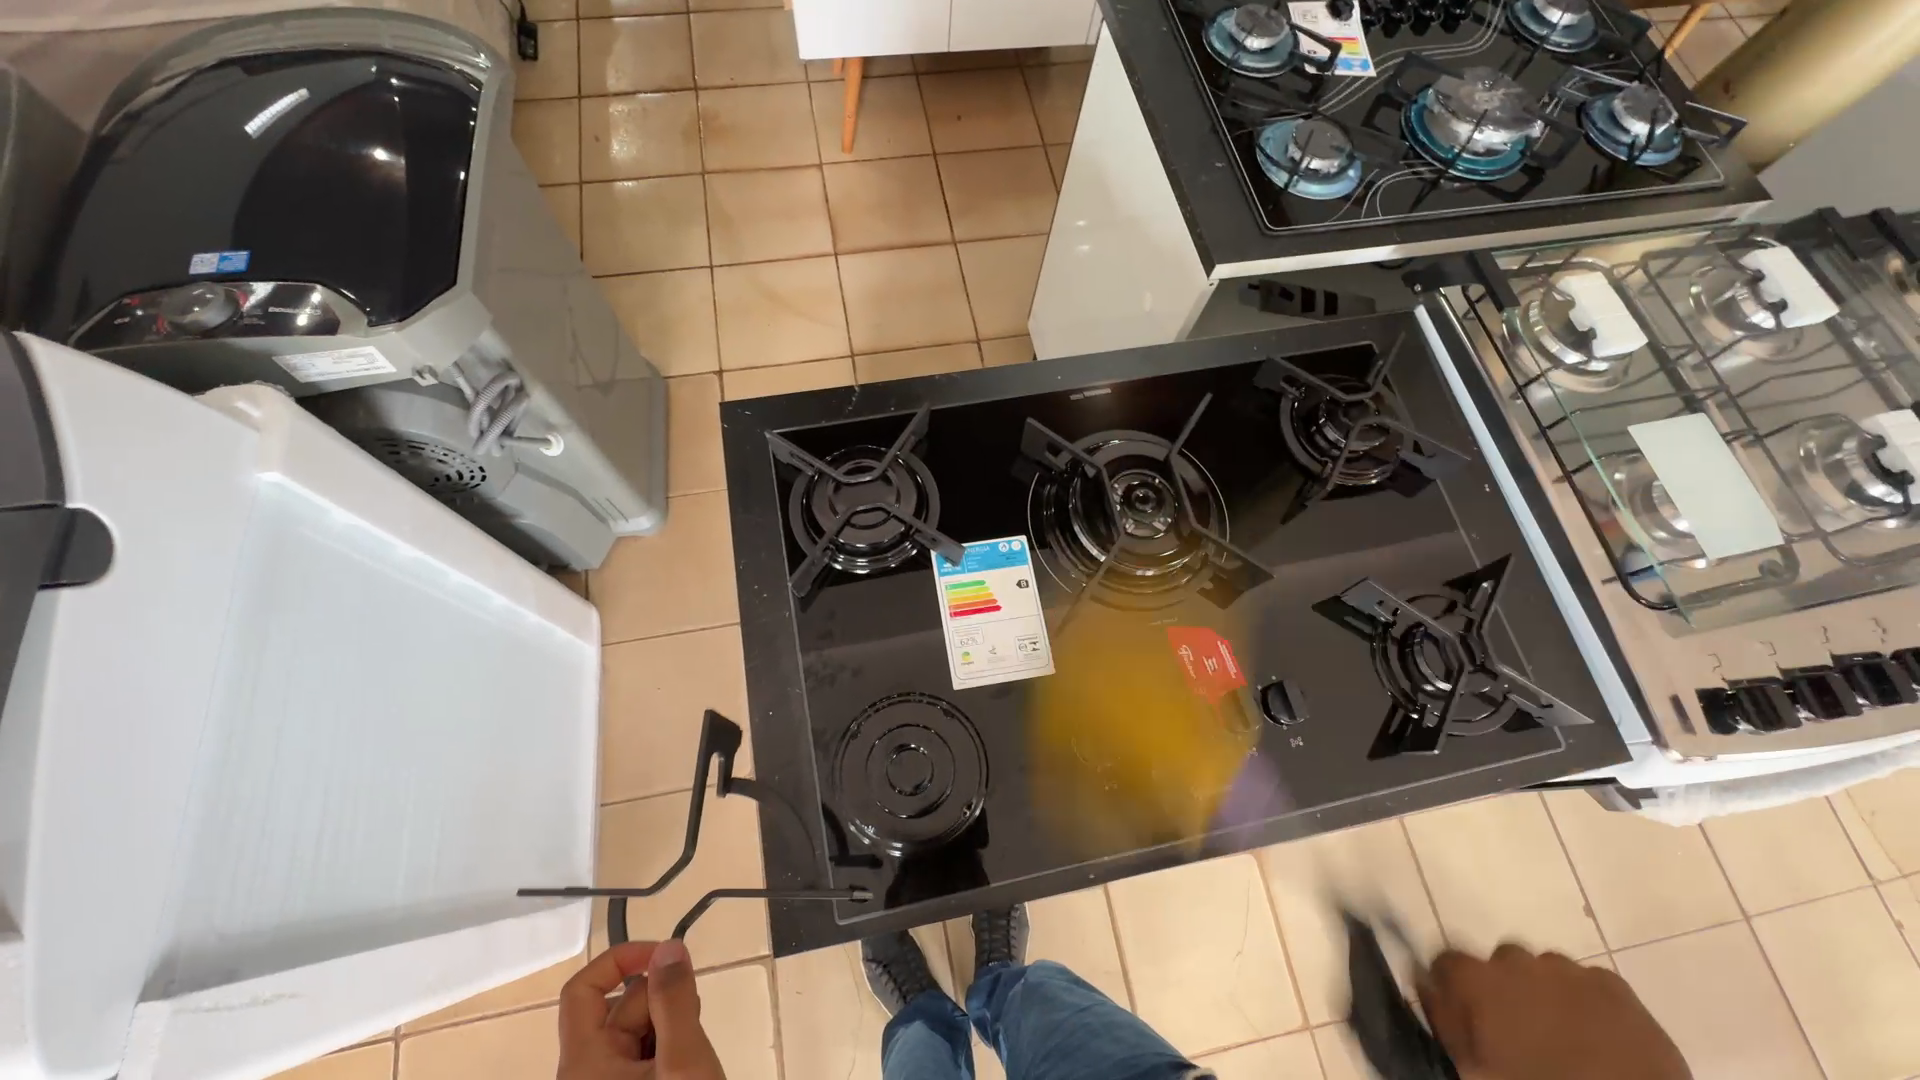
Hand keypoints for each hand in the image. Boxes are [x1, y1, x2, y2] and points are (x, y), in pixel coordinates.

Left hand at [556, 940, 725, 1079]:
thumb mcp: (684, 1061)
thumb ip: (675, 1002)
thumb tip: (669, 946)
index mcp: (584, 1062)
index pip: (582, 990)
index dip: (622, 961)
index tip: (668, 958)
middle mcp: (586, 1071)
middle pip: (620, 1006)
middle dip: (661, 1002)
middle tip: (693, 1024)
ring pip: (637, 1027)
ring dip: (670, 1025)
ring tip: (694, 1053)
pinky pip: (643, 1051)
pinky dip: (669, 1045)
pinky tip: (689, 1064)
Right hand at [1418, 944, 1688, 1079]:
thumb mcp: (1473, 1067)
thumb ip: (1444, 1020)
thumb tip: (1425, 985)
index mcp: (1475, 979)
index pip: (1445, 961)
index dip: (1451, 984)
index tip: (1460, 1009)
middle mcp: (1515, 960)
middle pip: (1498, 962)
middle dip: (1504, 987)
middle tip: (1517, 1030)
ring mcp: (1567, 969)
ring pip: (1544, 970)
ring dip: (1544, 991)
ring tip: (1559, 1033)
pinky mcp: (1612, 984)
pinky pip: (1586, 982)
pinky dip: (1585, 1001)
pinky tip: (1595, 1035)